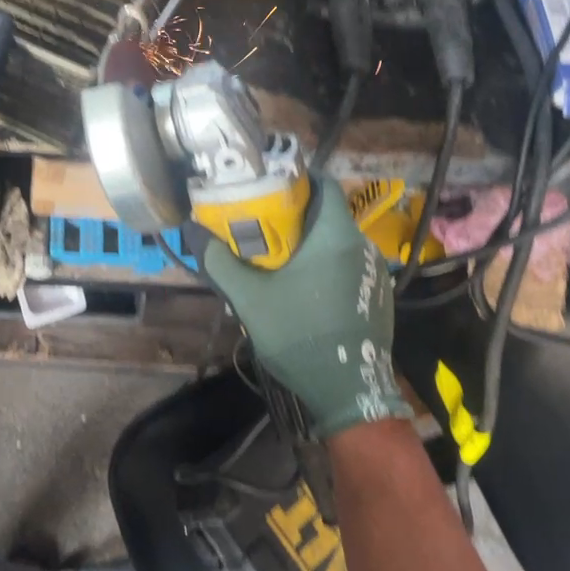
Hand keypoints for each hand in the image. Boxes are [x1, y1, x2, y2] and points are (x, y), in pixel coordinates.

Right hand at [202, 176, 409, 438]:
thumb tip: (193, 230)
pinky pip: (347, 265)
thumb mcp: (249, 298)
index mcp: (335, 236)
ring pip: (336, 242)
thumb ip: (220, 261)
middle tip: (260, 223)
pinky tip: (302, 288)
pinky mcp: (377, 295)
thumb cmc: (298, 335)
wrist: (347, 391)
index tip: (266, 187)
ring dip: (308, 243)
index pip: (324, 184)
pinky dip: (324, 265)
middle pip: (327, 213)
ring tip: (276, 257)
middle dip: (294, 214)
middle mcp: (361, 246)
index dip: (295, 179)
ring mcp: (374, 272)